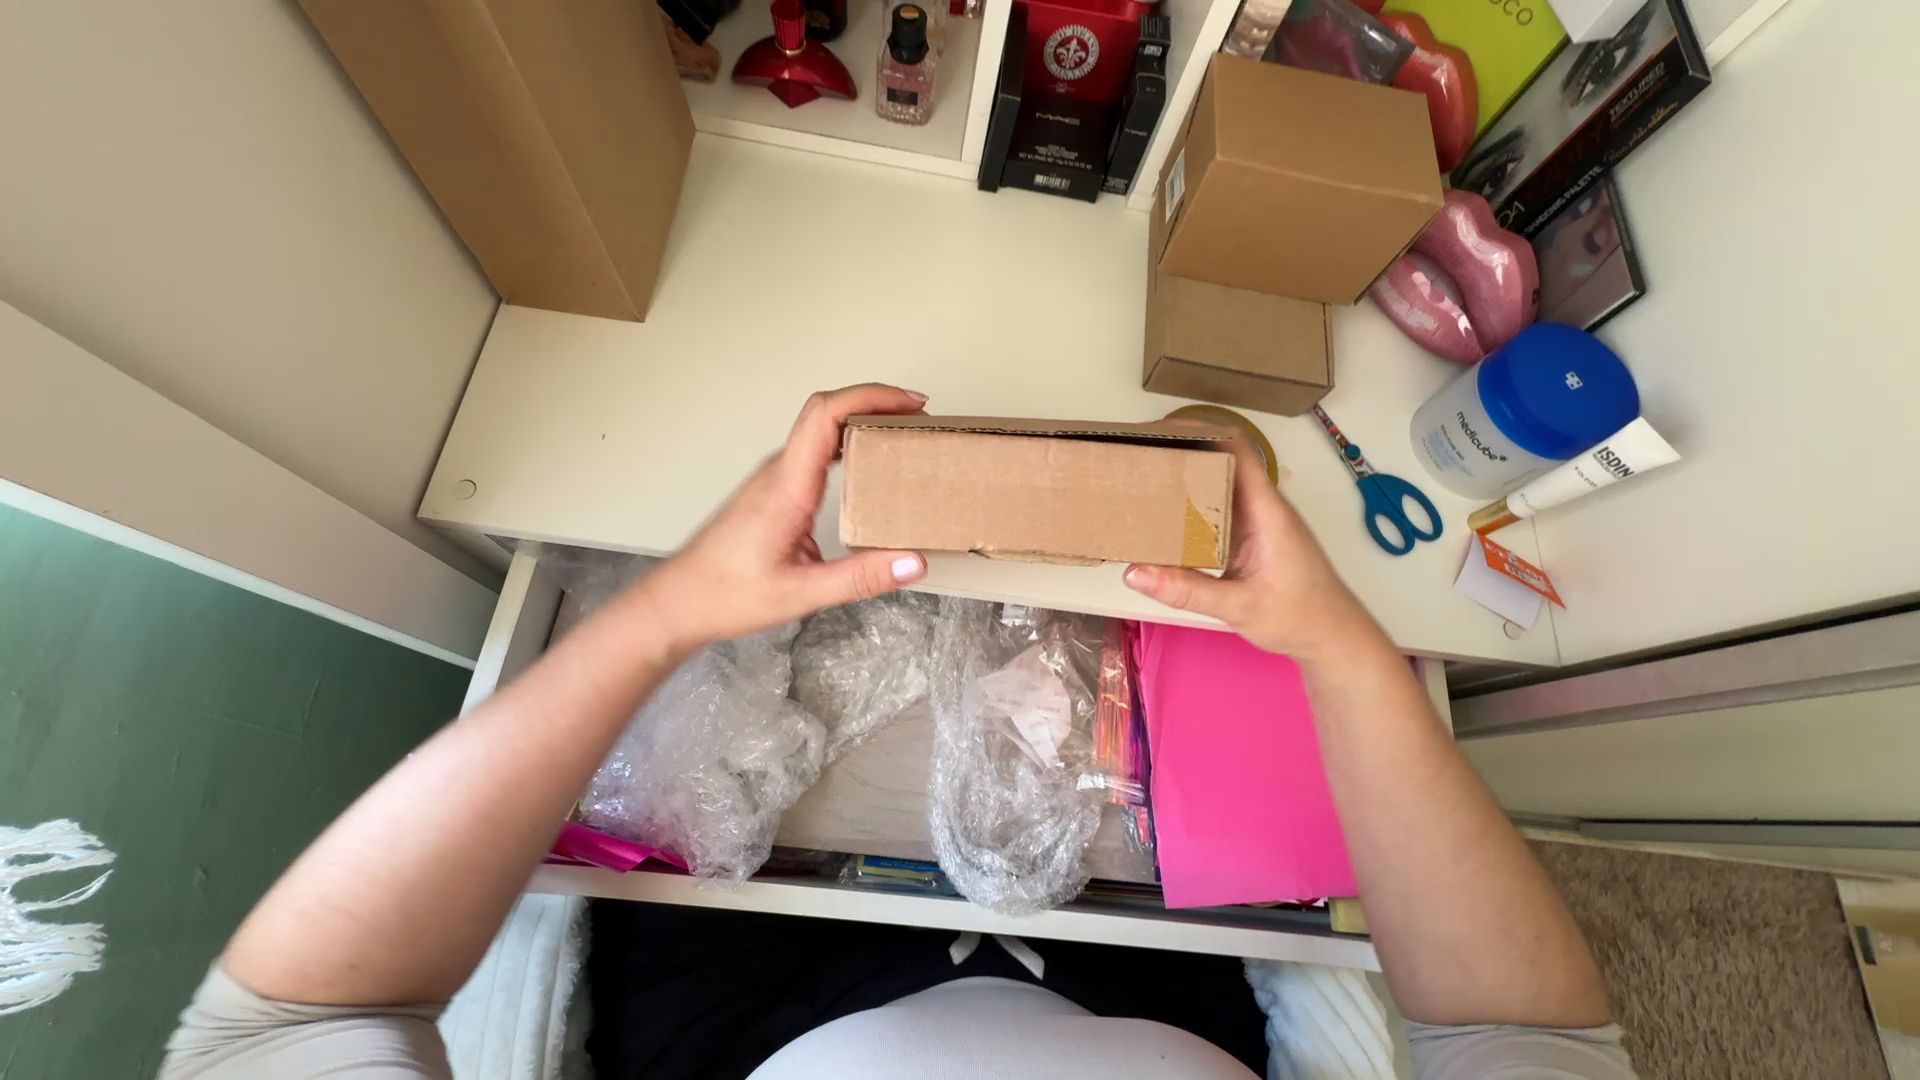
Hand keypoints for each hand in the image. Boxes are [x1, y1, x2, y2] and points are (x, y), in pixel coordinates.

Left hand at [635, 384, 930, 651]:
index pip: (826, 415)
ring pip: (821, 428)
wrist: (680, 601)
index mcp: (786, 487)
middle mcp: (779, 472)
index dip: (870, 397)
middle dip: (876, 403)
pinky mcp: (776, 490)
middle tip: (920, 418)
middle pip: (828, 411)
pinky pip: (815, 450)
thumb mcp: (801, 594)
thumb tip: (912, 562)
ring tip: (904, 436)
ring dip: (863, 421)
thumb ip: (859, 578)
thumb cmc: (727, 594)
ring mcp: (775, 478)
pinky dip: (849, 444)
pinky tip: (870, 465)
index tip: (909, 403)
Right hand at [1122, 435, 1380, 660]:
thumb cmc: (1300, 618)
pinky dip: (1189, 508)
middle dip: (1182, 453)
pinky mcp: (1250, 539)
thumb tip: (1134, 572)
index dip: (1202, 431)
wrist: (1334, 639)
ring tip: (1142, 482)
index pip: (1237, 450)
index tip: (1161, 432)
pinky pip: (1216, 512)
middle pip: (1221, 462)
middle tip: (1139, 457)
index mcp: (1267, 511)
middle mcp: (1261, 508)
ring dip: (1184, 481)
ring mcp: (1256, 523)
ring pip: (1217, 488)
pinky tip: (1163, 520)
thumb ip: (1186, 590)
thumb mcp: (1239, 606)